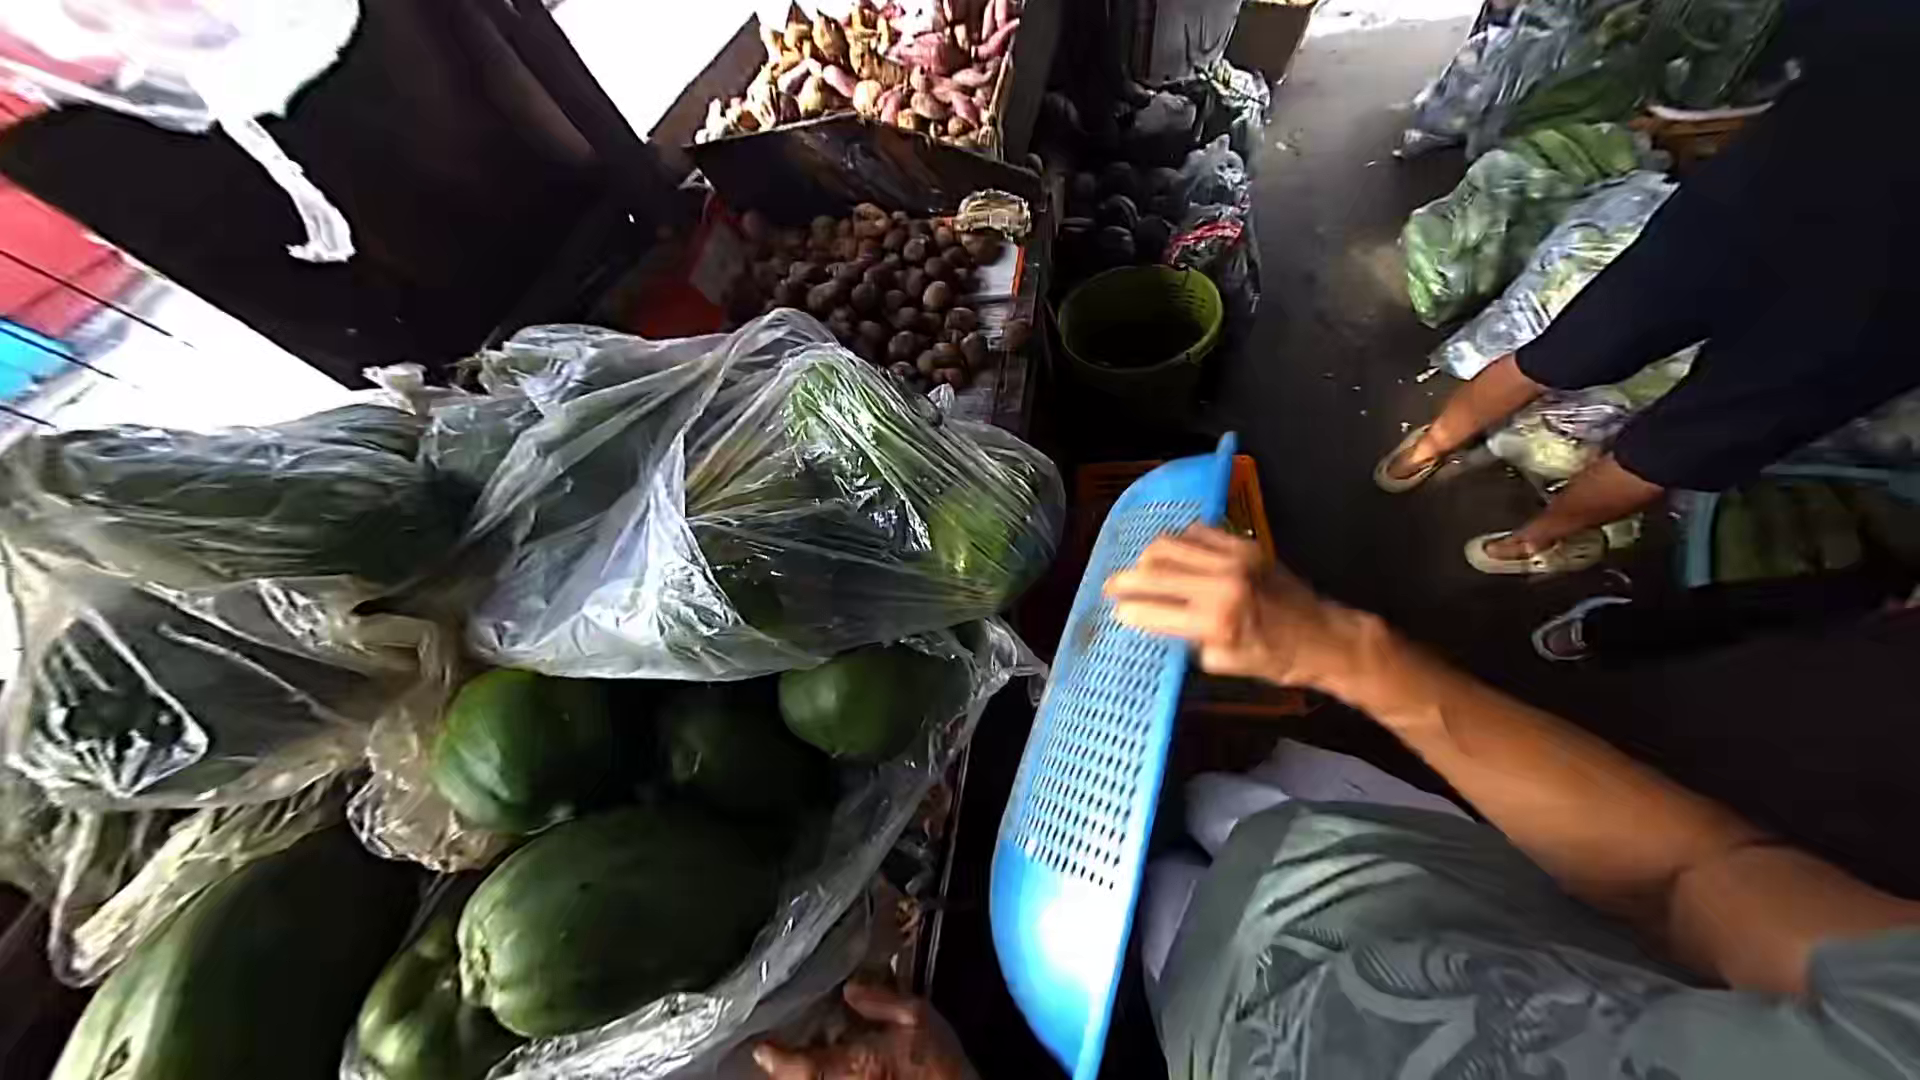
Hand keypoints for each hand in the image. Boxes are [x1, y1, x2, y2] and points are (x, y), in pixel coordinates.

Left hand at [752, 981, 972, 1079]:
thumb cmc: (937, 1060)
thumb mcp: (916, 1015)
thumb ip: (880, 1000)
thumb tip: (849, 987)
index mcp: (858, 1064)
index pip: (806, 1067)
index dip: (779, 1059)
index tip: (760, 1048)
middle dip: (785, 1069)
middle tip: (772, 1050)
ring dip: (803, 1073)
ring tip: (794, 1055)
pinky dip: (821, 1074)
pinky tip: (828, 1060)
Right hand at [1104, 525, 1368, 690]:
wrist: (1325, 635)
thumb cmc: (1275, 659)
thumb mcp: (1223, 663)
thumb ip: (1186, 640)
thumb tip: (1156, 622)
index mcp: (1215, 622)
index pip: (1153, 611)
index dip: (1129, 610)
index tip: (1116, 611)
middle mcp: (1220, 584)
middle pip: (1154, 571)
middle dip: (1125, 580)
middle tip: (1112, 585)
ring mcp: (1232, 559)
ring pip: (1169, 544)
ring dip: (1148, 557)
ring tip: (1142, 569)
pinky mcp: (1243, 545)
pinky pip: (1196, 531)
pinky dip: (1178, 541)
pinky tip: (1175, 554)